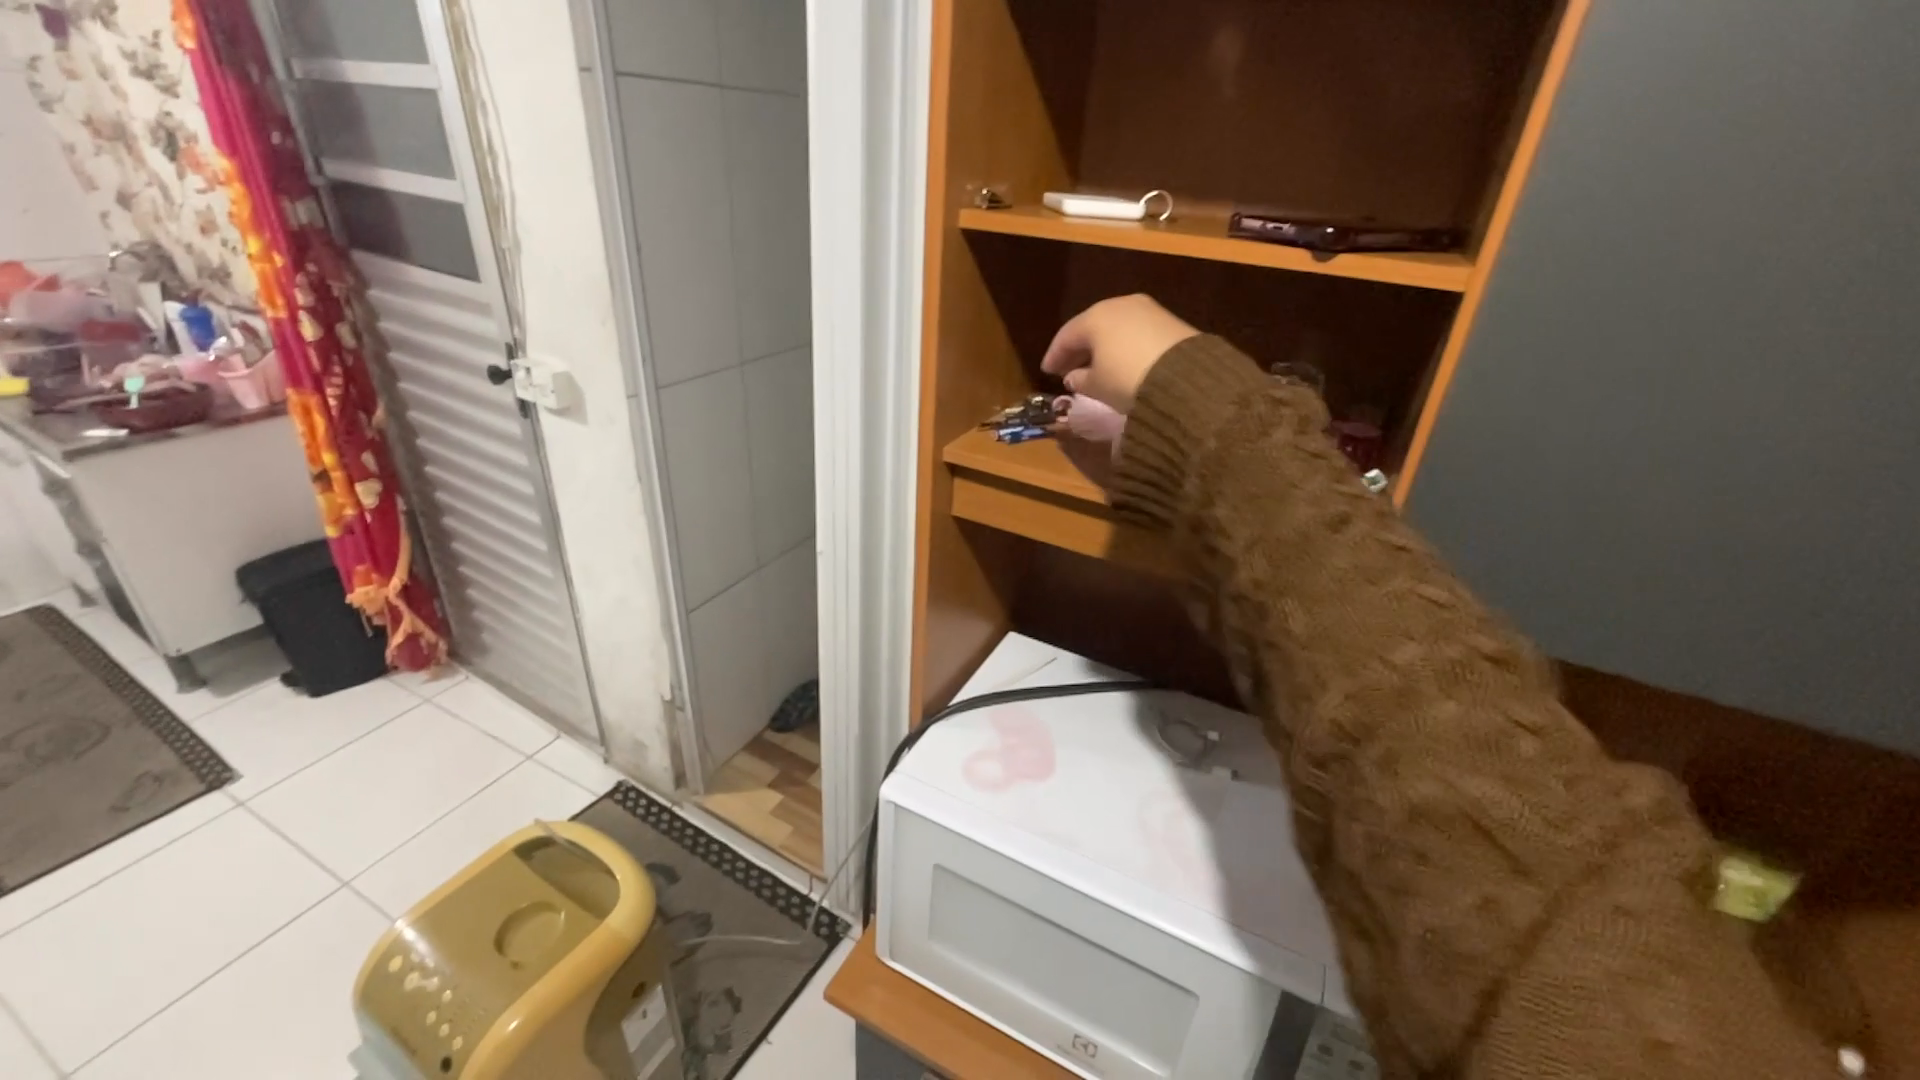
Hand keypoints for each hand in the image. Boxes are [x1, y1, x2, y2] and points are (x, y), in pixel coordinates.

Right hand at [1040, 294, 1198, 414]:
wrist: (1185, 378)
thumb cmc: (1127, 379)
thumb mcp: (1097, 386)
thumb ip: (1080, 380)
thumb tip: (1073, 377)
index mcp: (1095, 317)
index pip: (1066, 335)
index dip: (1054, 355)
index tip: (1047, 372)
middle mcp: (1119, 305)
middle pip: (1092, 327)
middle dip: (1079, 349)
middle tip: (1068, 369)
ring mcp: (1147, 310)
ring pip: (1116, 328)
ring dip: (1103, 347)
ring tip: (1096, 368)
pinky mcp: (1169, 321)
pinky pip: (1136, 333)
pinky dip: (1124, 346)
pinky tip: (1122, 362)